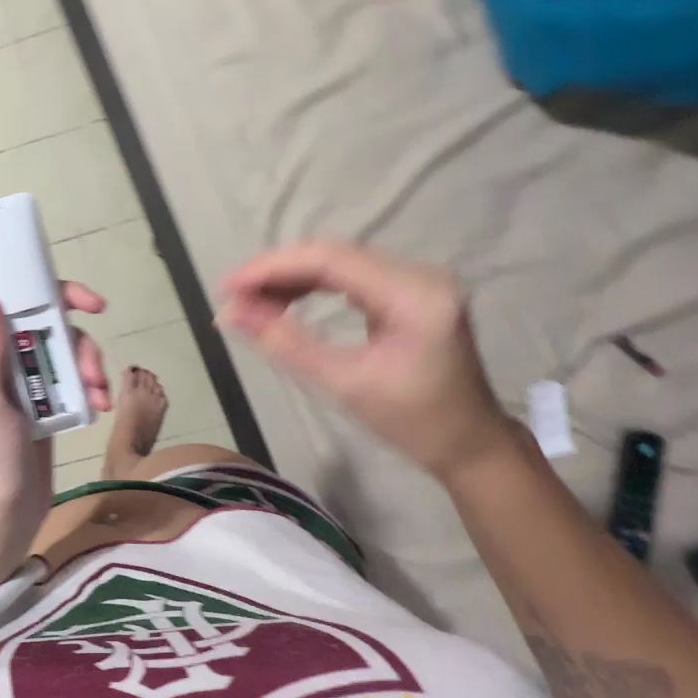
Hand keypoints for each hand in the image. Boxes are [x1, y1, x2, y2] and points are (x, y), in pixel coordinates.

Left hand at [0, 282, 111, 547]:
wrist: (10, 515)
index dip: (16, 276)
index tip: (49, 277)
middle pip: (35, 313)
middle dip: (69, 314)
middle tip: (99, 311)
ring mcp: (24, 381)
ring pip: (61, 344)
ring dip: (87, 357)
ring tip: (99, 391)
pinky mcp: (47, 402)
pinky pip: (73, 376)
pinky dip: (91, 384)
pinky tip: (101, 405)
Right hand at [217, 242, 517, 479]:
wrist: (471, 444)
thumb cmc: (413, 422)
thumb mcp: (343, 385)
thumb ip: (284, 344)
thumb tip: (229, 313)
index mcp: (413, 295)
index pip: (329, 260)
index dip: (271, 268)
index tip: (226, 288)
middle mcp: (419, 274)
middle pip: (331, 253)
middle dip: (275, 271)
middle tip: (232, 298)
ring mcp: (416, 279)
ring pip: (336, 260)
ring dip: (289, 277)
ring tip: (250, 302)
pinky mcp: (408, 290)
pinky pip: (348, 274)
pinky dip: (310, 285)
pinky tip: (283, 300)